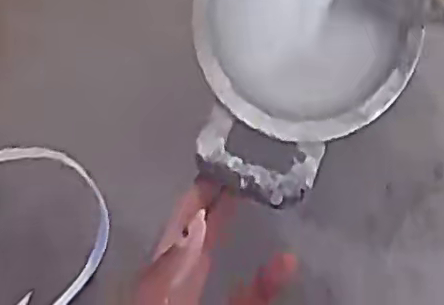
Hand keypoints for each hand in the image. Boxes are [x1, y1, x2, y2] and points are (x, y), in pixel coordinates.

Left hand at [132, 180, 296, 304]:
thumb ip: (170, 271)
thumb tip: (198, 224)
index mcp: (157, 275)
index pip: (179, 223)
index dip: (200, 189)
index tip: (226, 153)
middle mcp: (177, 285)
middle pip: (203, 234)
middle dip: (225, 199)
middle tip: (253, 164)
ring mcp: (198, 303)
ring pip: (225, 262)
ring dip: (248, 231)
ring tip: (271, 197)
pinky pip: (247, 298)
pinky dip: (267, 281)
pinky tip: (287, 262)